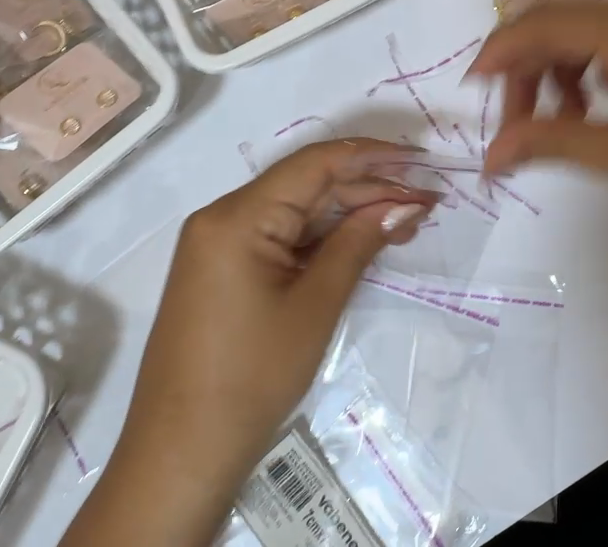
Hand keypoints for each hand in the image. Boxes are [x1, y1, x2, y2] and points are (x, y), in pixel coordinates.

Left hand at [69, 139, 431, 546]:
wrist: (182, 451)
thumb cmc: (252, 377)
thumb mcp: (315, 305)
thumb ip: (359, 244)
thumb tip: (406, 206)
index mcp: (237, 216)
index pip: (314, 164)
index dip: (372, 156)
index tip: (420, 161)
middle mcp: (222, 218)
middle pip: (306, 186)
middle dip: (367, 189)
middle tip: (425, 203)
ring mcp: (218, 245)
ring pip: (295, 212)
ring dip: (348, 214)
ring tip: (405, 222)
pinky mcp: (222, 270)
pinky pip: (279, 238)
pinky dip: (321, 239)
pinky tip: (361, 242)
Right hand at [469, 0, 607, 229]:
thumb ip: (550, 142)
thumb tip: (488, 156)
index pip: (541, 23)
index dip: (498, 55)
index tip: (468, 93)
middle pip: (561, 24)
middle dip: (528, 73)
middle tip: (517, 130)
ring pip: (588, 32)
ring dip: (560, 75)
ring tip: (564, 128)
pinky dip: (594, 73)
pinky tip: (602, 112)